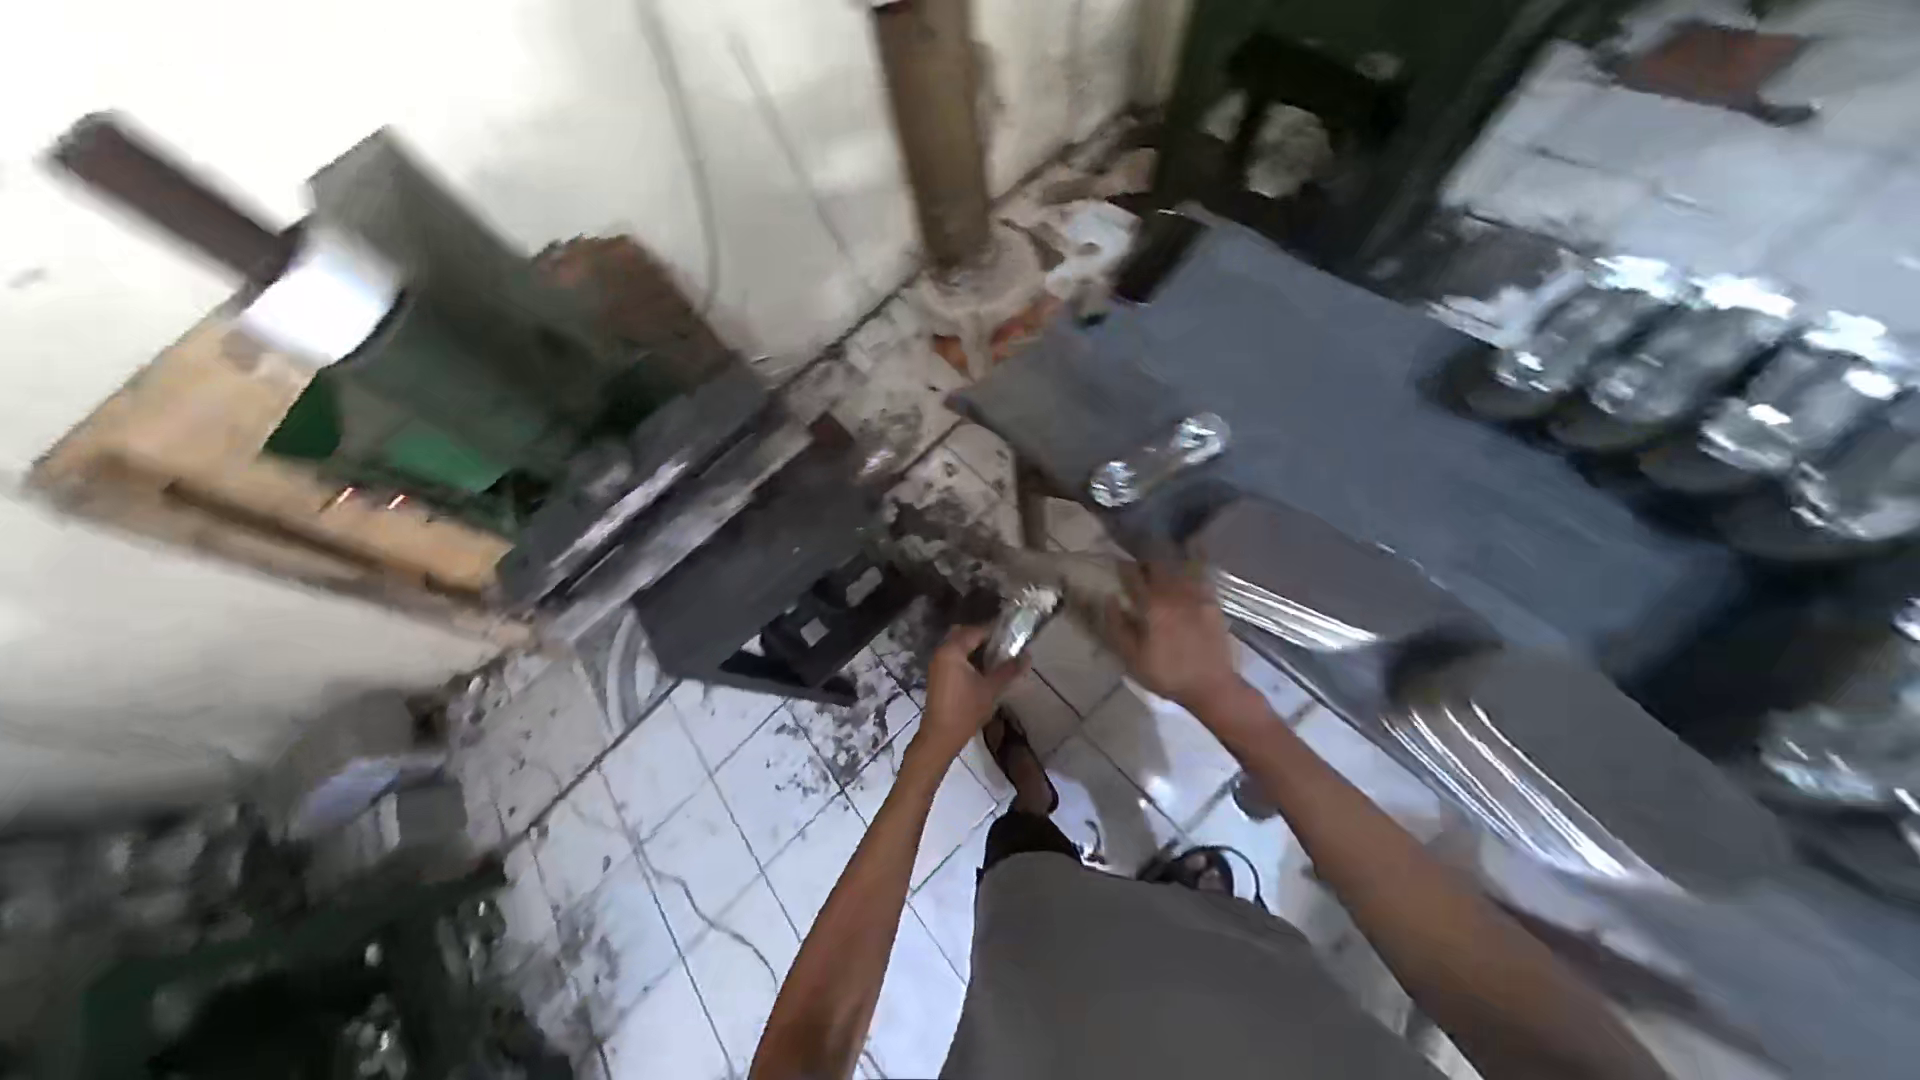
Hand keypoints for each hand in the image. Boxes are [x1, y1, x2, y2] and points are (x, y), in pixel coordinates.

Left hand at [912, 624, 1026, 763]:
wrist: (941, 735)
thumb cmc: (965, 709)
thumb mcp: (991, 688)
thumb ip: (1009, 670)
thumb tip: (1027, 656)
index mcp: (952, 650)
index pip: (975, 631)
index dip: (995, 632)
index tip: (1013, 636)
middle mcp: (941, 652)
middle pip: (964, 634)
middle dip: (983, 638)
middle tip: (1003, 646)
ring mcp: (938, 663)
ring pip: (957, 646)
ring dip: (975, 648)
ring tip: (996, 658)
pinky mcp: (938, 674)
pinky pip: (953, 656)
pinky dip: (967, 657)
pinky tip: (982, 669)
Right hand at [1104, 561, 1244, 711]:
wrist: (1212, 687)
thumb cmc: (1167, 674)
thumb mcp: (1132, 657)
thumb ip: (1117, 626)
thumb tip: (1110, 599)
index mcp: (1152, 606)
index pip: (1133, 577)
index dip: (1123, 567)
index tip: (1117, 564)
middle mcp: (1174, 594)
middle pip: (1157, 566)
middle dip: (1145, 564)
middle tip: (1138, 568)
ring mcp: (1197, 596)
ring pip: (1179, 568)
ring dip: (1166, 564)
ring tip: (1160, 565)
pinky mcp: (1213, 603)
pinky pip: (1202, 576)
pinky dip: (1195, 564)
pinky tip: (1192, 560)